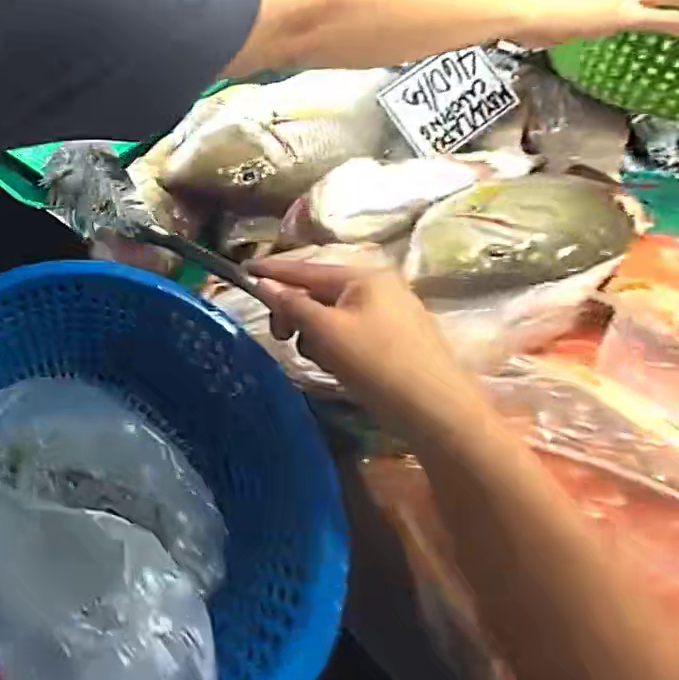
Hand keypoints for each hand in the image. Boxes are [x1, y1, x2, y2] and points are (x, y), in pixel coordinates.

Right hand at [245, 260, 483, 431]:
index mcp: (364, 277)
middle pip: (317, 290)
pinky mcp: (395, 338)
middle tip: (281, 336)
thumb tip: (263, 284)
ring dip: (312, 331)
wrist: (435, 410)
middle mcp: (379, 287)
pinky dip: (331, 342)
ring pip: (330, 313)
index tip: (243, 270)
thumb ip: (290, 304)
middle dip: (293, 311)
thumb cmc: (375, 362)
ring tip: (315, 355)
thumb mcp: (323, 330)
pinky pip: (348, 329)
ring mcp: (390, 313)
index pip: (305, 269)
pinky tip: (334, 363)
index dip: (271, 270)